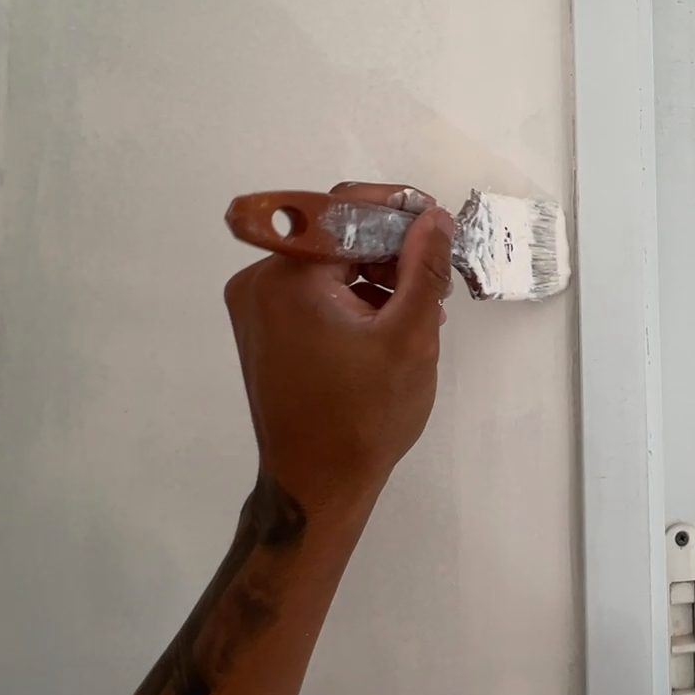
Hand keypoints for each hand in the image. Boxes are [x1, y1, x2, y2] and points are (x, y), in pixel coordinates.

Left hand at [224, 181, 452, 520]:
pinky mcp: (264, 333)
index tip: (437, 223)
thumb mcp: (410, 336)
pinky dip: (354, 300)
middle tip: (436, 279)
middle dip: (391, 250)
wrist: (317, 485)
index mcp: (288, 278)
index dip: (396, 209)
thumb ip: (425, 268)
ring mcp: (256, 310)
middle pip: (335, 238)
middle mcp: (259, 283)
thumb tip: (436, 218)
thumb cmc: (365, 415)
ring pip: (328, 267)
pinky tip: (389, 326)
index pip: (344, 211)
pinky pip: (315, 295)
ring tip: (421, 309)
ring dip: (377, 276)